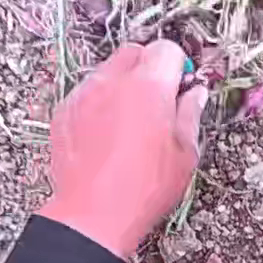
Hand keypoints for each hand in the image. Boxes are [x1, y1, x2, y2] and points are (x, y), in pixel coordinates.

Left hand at [37, 41, 205, 258]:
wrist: (95, 214)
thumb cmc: (146, 186)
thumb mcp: (185, 153)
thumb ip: (191, 114)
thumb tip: (196, 94)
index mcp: (150, 86)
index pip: (168, 49)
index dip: (181, 67)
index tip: (183, 89)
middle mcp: (113, 81)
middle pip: (136, 52)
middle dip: (152, 68)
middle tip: (162, 102)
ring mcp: (85, 94)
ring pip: (110, 71)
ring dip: (126, 85)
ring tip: (135, 124)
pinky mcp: (65, 111)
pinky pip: (89, 93)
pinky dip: (103, 103)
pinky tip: (110, 136)